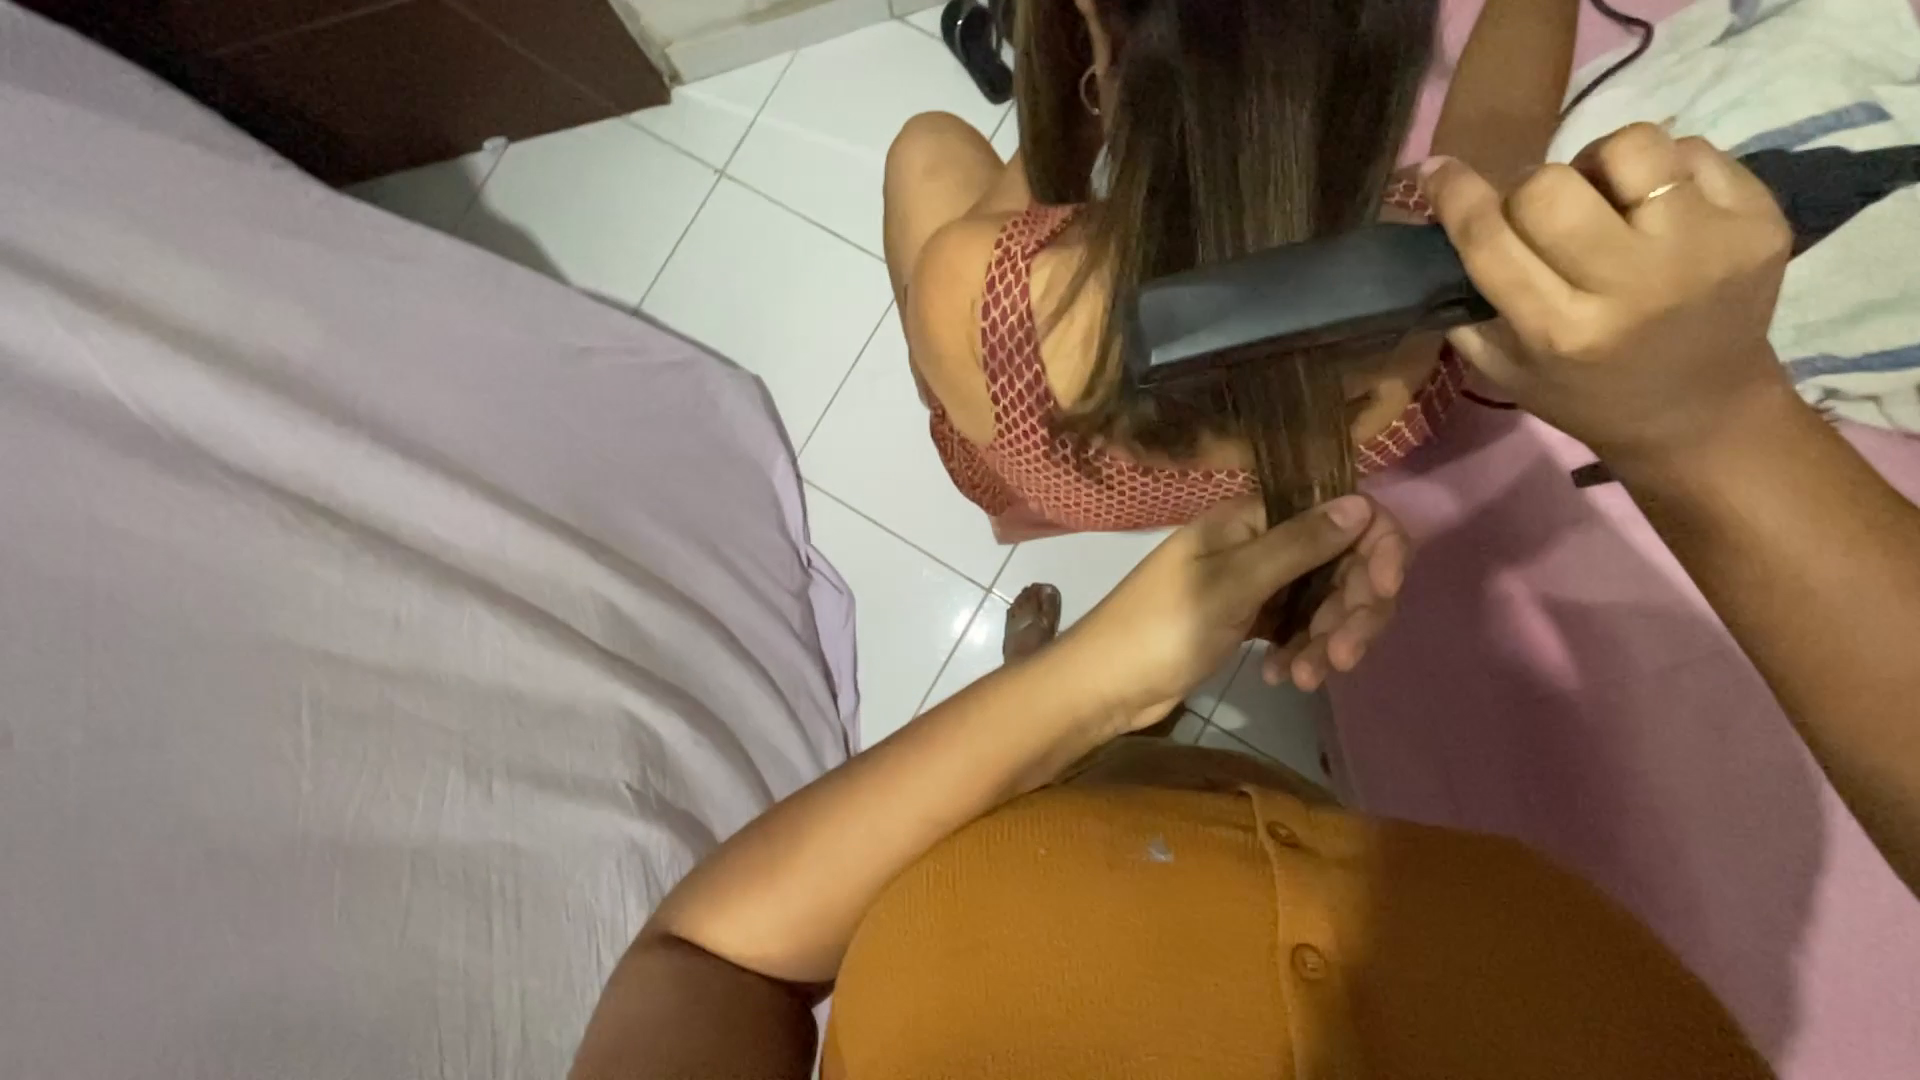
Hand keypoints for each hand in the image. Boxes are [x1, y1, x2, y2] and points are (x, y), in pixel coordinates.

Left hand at [1055, 494, 1408, 730]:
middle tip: (1343, 656)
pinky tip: (1284, 677)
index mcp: (1248, 519)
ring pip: (1322, 600)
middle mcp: (1255, 543)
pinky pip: (1296, 627)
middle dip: (1352, 609)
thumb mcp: (1231, 585)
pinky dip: (1300, 651)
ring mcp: (1252, 583)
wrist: (1105, 685)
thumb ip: (1296, 545)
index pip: (1338, 512)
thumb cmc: (1160, 629)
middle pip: (1339, 562)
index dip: (1373, 547)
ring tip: (1307, 678)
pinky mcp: (1246, 620)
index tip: (1382, 591)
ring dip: (1327, 639)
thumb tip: (1361, 502)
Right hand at [1422, 123, 1797, 471]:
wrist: (1700, 411)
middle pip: (1548, 186)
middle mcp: (1631, 284)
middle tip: (1533, 210)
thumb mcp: (1505, 370)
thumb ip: (1470, 308)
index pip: (1491, 241)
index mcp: (1560, 330)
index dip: (1455, 196)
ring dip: (1595, 164)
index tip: (1436, 170)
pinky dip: (1656, 168)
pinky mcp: (1759, 220)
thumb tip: (1447, 232)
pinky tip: (1650, 204)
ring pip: (1628, 148)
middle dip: (1525, 189)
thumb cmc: (1584, 396)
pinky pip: (1690, 151)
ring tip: (1599, 196)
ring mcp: (1705, 246)